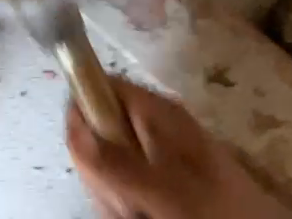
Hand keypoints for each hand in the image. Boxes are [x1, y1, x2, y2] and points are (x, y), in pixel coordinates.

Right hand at [67, 81, 290, 218]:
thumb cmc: (221, 215)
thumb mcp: (169, 191)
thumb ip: (118, 158)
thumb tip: (70, 118)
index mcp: (157, 111)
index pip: (97, 86)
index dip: (83, 114)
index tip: (90, 154)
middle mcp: (153, 125)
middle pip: (95, 130)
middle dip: (99, 170)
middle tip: (125, 204)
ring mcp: (157, 155)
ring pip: (105, 164)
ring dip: (111, 195)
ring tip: (139, 215)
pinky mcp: (161, 181)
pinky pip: (122, 186)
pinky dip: (125, 207)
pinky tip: (142, 217)